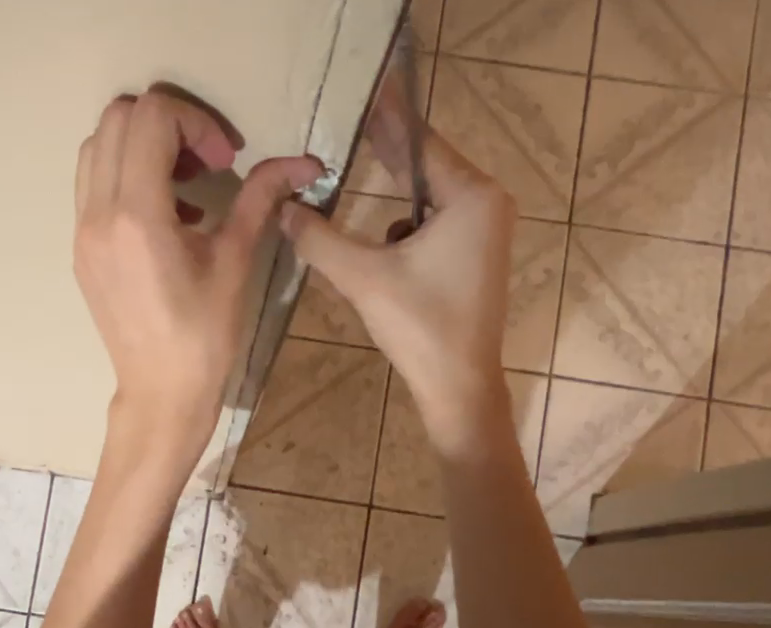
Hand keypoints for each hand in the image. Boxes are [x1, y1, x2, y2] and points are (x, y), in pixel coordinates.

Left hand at [74, 89, 323, 452]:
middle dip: (168, 125)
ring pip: (97, 148)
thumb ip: (260, 199)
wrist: (161, 393)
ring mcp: (82, 233)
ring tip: (185, 186)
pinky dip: (125, 177)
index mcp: (137, 216)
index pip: (152, 117)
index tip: (226, 161)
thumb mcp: (235, 262)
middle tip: (206, 163)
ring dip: (142, 147)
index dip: (197, 122)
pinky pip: (92, 186)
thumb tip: (302, 163)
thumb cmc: (204, 337)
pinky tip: (165, 215)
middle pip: (117, 118)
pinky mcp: (81, 251)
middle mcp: (98, 215)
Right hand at [278, 125, 518, 455]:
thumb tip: (284, 209)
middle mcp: (486, 205)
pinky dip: (402, 229)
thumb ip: (321, 239)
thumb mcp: (363, 278)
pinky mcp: (473, 259)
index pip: (420, 143)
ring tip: (352, 177)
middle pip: (425, 168)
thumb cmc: (420, 327)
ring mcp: (483, 234)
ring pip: (426, 201)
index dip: (386, 121)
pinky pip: (432, 227)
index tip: (361, 98)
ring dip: (391, 196)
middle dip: (386, 152)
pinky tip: (378, 245)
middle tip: (350, 124)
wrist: (458, 387)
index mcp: (471, 196)